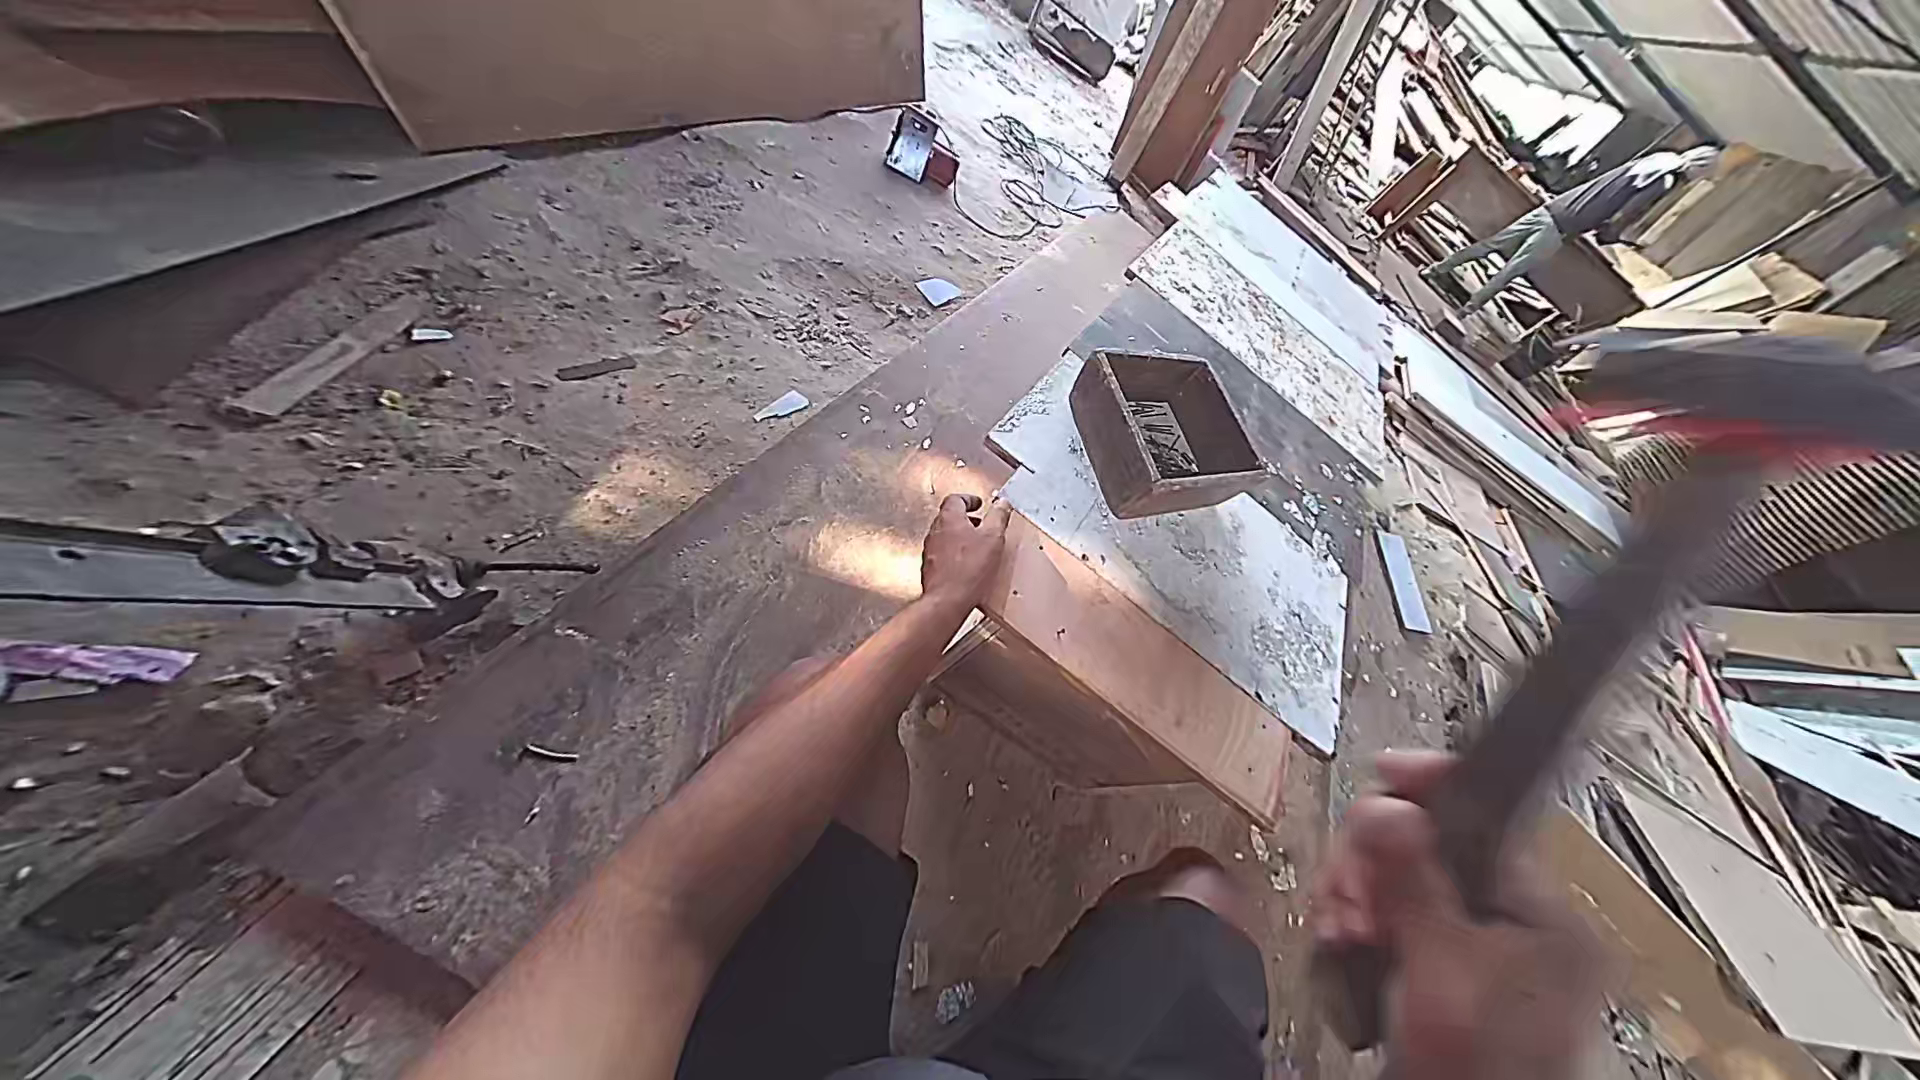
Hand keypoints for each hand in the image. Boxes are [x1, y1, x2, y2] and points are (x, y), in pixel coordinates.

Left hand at [920, 493, 1010, 608]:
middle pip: (949, 517)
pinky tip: (967, 565)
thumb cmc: (967, 569)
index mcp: (949, 518)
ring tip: (976, 545)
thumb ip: (998, 516)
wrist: (947, 600)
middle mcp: (935, 532)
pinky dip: (954, 555)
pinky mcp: (930, 569)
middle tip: (980, 524)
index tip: (978, 503)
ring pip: (945, 536)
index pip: (955, 499)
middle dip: (966, 519)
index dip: (968, 499)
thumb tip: (1002, 503)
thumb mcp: (993, 538)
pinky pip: (943, 555)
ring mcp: (930, 551)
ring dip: (960, 537)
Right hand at [1312, 752, 1605, 1079]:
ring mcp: (1467, 929)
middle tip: (1348, 890)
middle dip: (1367, 856)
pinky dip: (1349, 910)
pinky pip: (1378, 898)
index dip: (1431, 781)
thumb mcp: (1442, 971)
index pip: (1483, 811)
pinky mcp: (1432, 945)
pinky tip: (1343, 936)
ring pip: (1389, 866)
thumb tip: (1388, 807)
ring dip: (1351, 888)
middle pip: (1418, 835)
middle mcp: (1505, 911)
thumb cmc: (1478, 1068)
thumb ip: (1413, 885)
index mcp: (1535, 911)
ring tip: (1343, 927)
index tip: (1386, 770)